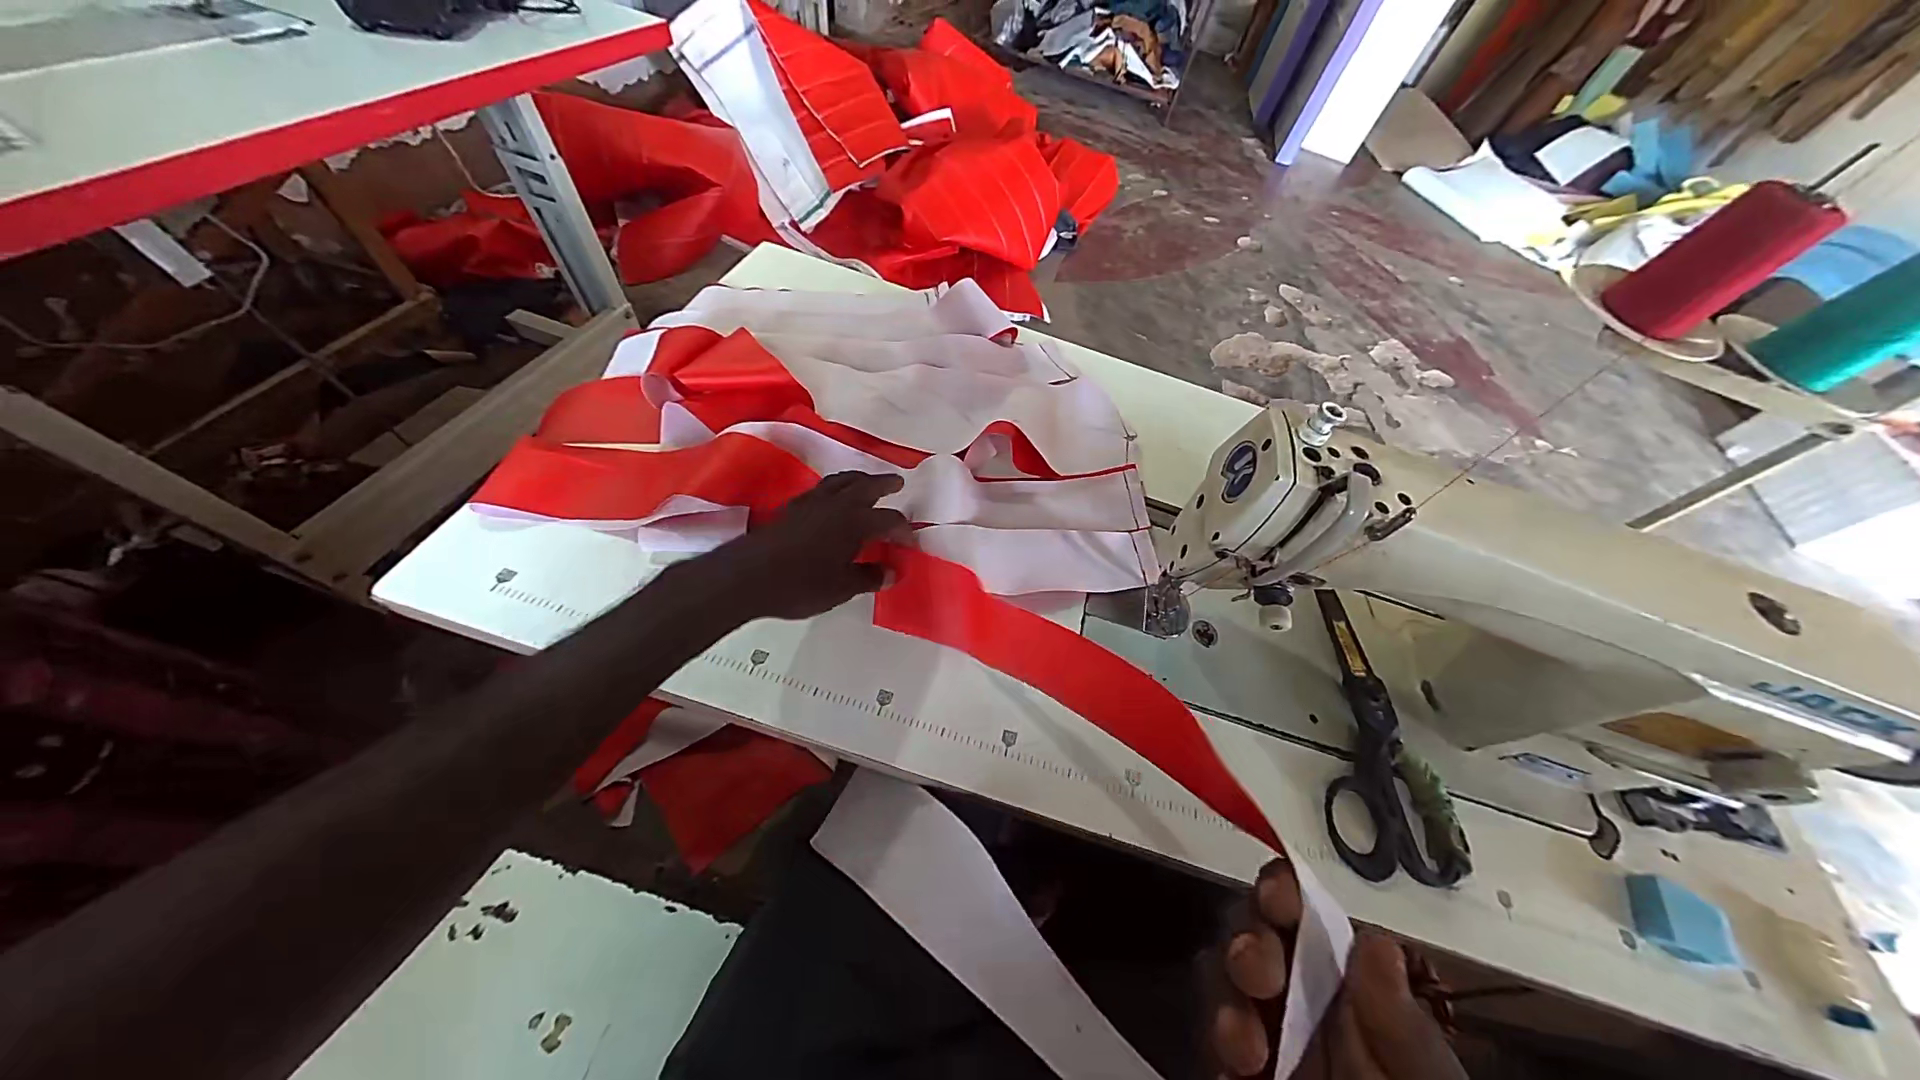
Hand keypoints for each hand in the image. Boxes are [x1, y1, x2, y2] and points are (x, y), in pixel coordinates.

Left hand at [710, 471, 909, 620]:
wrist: (748, 577)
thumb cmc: (801, 584)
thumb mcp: (842, 587)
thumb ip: (869, 577)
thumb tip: (891, 572)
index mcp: (855, 521)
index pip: (889, 520)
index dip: (903, 530)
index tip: (910, 541)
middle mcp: (836, 505)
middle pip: (866, 486)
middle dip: (883, 484)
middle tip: (896, 482)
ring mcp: (811, 503)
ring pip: (841, 482)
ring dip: (858, 480)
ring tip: (866, 484)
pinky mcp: (791, 509)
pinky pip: (822, 490)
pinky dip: (835, 489)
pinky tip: (833, 502)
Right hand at [1211, 859, 1465, 1079]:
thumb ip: (1402, 1026)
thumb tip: (1375, 943)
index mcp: (1347, 983)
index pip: (1304, 913)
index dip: (1282, 892)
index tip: (1278, 900)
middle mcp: (1299, 996)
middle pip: (1250, 936)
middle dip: (1246, 944)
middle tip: (1257, 974)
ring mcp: (1265, 1035)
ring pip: (1220, 982)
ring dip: (1224, 1000)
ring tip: (1245, 1047)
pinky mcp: (1238, 1070)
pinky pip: (1209, 1042)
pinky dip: (1215, 1047)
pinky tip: (1236, 1069)